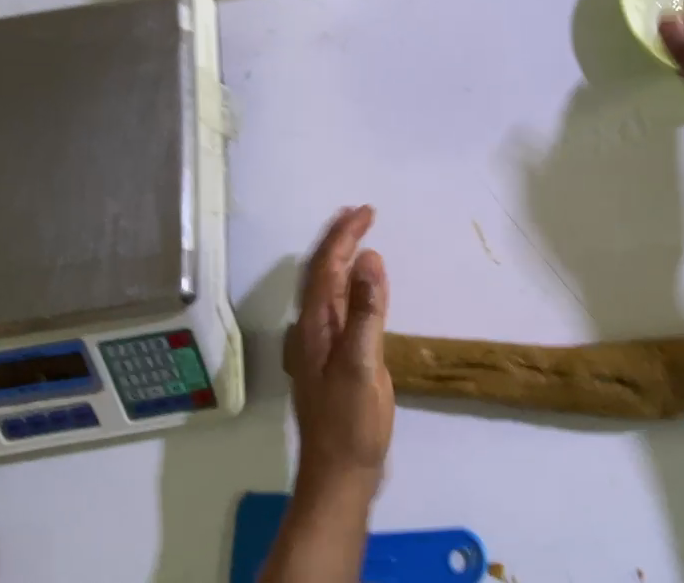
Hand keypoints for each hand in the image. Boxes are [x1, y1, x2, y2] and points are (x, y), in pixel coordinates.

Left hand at [284, 206, 393, 495]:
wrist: (341, 473)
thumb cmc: (350, 421)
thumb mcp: (362, 364)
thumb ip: (366, 311)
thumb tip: (369, 258)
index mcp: (316, 325)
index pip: (326, 267)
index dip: (343, 236)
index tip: (366, 211)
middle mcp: (314, 329)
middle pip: (321, 273)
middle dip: (338, 239)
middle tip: (361, 213)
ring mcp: (324, 345)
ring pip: (328, 289)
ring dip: (341, 258)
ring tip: (357, 236)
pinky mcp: (337, 358)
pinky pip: (339, 307)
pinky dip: (349, 284)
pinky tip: (360, 287)